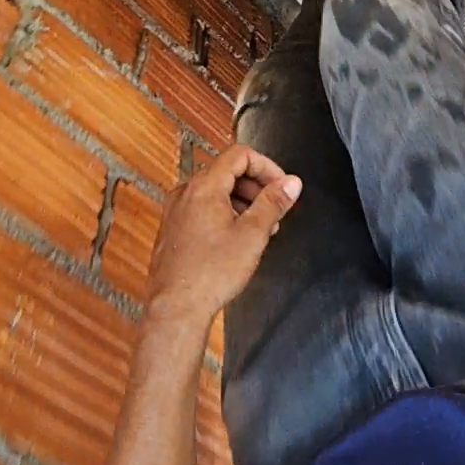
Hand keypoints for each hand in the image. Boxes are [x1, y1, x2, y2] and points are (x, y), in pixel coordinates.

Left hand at [145, 146, 301, 326]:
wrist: (176, 309)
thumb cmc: (210, 274)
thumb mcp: (253, 234)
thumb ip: (273, 202)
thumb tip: (291, 183)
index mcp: (204, 186)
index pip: (240, 155)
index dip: (266, 166)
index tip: (282, 186)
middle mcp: (185, 193)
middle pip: (227, 171)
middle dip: (256, 185)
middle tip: (276, 207)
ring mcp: (176, 210)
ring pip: (215, 190)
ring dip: (242, 200)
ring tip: (260, 226)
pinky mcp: (173, 228)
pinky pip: (203, 207)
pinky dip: (224, 212)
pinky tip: (237, 238)